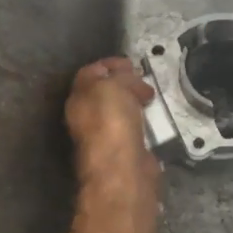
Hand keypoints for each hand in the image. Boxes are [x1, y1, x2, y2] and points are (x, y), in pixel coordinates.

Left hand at [65, 57, 159, 190]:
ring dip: (134, 101)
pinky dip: (142, 118)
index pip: (91, 73)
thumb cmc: (111, 122)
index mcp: (79, 99)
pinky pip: (131, 126)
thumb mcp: (113, 86)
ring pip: (119, 109)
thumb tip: (132, 79)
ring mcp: (104, 135)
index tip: (131, 62)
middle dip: (124, 82)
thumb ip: (120, 76)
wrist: (121, 170)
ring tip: (151, 96)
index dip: (110, 63)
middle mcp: (86, 116)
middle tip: (143, 79)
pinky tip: (153, 117)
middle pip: (104, 91)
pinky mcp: (122, 150)